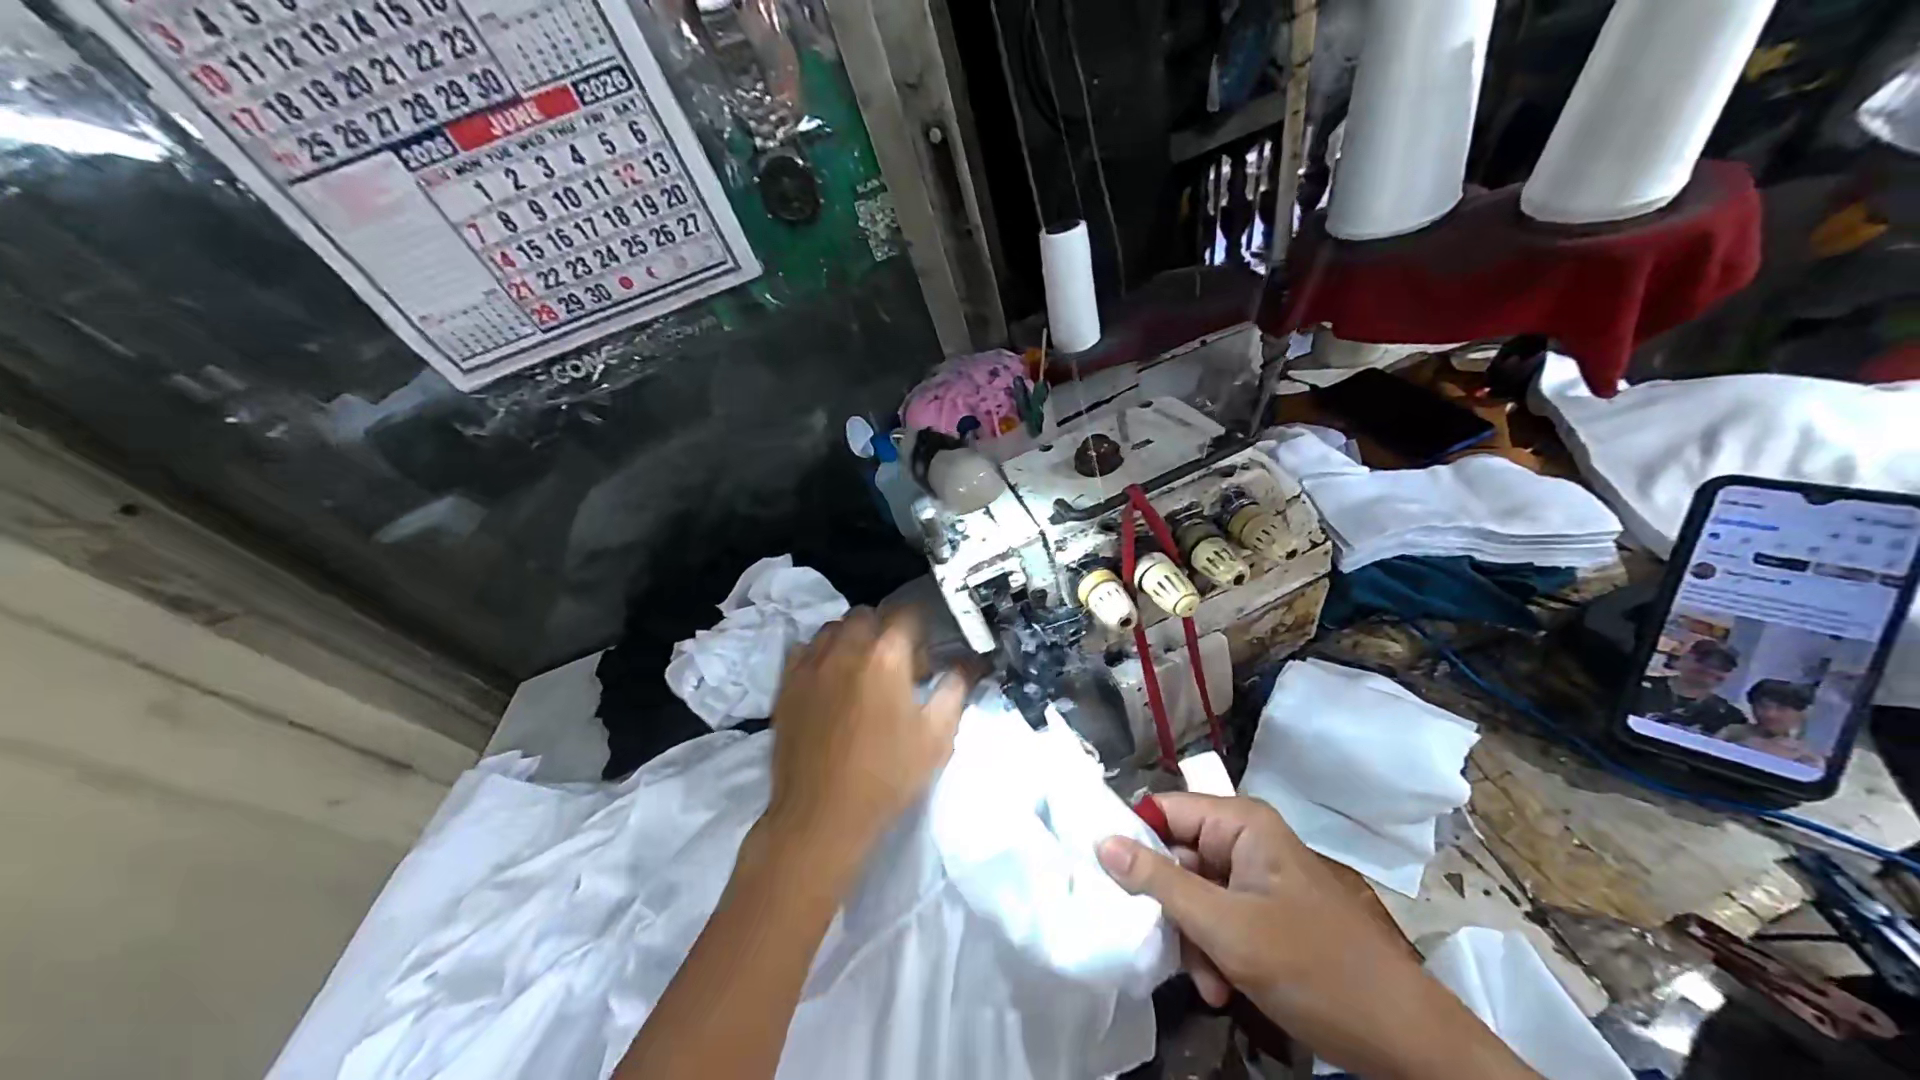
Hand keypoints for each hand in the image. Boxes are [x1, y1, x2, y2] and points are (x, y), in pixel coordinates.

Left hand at [762, 607, 969, 875]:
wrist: (821, 816)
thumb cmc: (887, 776)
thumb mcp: (938, 736)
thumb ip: (956, 689)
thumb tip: (970, 663)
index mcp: (886, 655)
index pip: (907, 614)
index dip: (922, 628)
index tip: (927, 653)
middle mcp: (846, 648)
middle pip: (868, 615)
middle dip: (885, 629)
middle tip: (896, 664)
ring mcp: (811, 664)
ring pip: (834, 628)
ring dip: (852, 638)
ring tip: (862, 670)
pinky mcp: (786, 684)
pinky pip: (805, 649)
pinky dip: (821, 654)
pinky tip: (830, 681)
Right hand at [1097, 794, 1539, 1079]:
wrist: (1403, 1039)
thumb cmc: (1313, 967)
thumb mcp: (1225, 927)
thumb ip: (1159, 882)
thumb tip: (1102, 842)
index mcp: (1241, 824)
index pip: (1163, 811)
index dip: (1133, 840)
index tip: (1104, 876)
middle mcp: (1246, 841)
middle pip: (1176, 857)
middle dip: (1171, 909)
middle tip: (1170, 946)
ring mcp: (1256, 880)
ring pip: (1192, 896)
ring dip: (1192, 941)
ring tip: (1209, 981)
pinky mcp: (1264, 914)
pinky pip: (1217, 920)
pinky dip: (1213, 954)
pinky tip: (1223, 989)